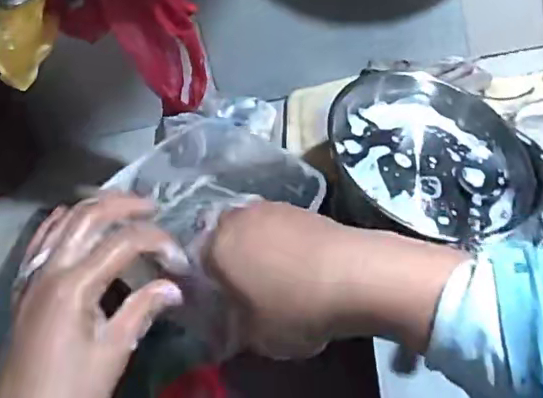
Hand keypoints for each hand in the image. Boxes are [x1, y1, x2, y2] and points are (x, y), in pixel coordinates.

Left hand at [0, 194, 186, 397]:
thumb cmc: (69, 392)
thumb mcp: (112, 353)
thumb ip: (143, 309)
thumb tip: (174, 285)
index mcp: (73, 286)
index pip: (124, 241)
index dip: (158, 241)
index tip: (179, 258)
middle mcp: (50, 272)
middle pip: (90, 216)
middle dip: (126, 205)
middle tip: (154, 208)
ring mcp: (31, 280)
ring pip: (64, 221)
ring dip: (96, 207)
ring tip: (123, 207)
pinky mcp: (22, 292)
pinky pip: (41, 242)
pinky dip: (61, 223)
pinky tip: (74, 218)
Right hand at [205, 203, 464, 359]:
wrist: (353, 272)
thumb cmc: (293, 307)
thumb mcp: (250, 335)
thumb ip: (228, 327)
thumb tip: (225, 325)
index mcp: (216, 244)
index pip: (189, 260)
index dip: (196, 284)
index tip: (207, 304)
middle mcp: (241, 215)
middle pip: (221, 236)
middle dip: (224, 260)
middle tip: (234, 291)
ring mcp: (274, 206)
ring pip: (251, 228)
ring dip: (253, 248)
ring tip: (264, 279)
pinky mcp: (303, 207)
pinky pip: (277, 226)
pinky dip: (277, 243)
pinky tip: (290, 266)